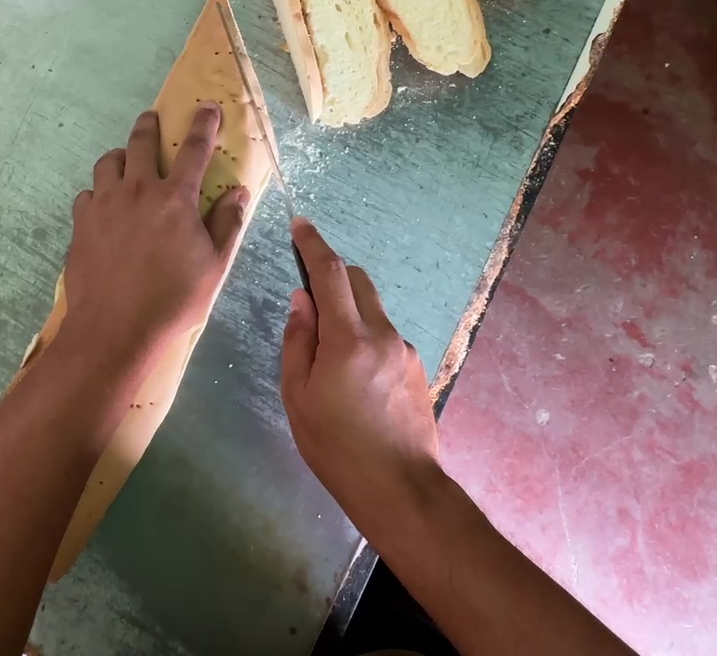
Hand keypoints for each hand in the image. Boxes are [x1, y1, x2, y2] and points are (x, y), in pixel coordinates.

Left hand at [61, 104, 249, 367]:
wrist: (115, 329)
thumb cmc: (173, 300)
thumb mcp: (214, 266)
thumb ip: (227, 224)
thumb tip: (239, 191)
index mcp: (175, 198)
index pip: (194, 149)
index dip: (203, 124)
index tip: (207, 107)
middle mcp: (137, 190)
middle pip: (140, 142)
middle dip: (149, 125)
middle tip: (152, 119)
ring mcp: (104, 204)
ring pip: (108, 162)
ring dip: (120, 156)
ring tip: (125, 163)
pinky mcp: (80, 223)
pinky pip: (88, 193)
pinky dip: (98, 193)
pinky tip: (104, 207)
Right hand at [281, 218, 443, 528]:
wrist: (402, 491)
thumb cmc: (336, 447)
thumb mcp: (299, 396)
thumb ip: (299, 341)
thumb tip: (302, 299)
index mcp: (349, 339)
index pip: (331, 274)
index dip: (314, 245)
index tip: (301, 225)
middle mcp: (384, 335)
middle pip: (359, 282)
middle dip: (334, 275)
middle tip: (309, 298)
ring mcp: (406, 351)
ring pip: (373, 310)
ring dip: (350, 311)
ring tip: (330, 357)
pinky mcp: (417, 368)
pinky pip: (385, 336)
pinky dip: (365, 337)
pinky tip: (356, 379)